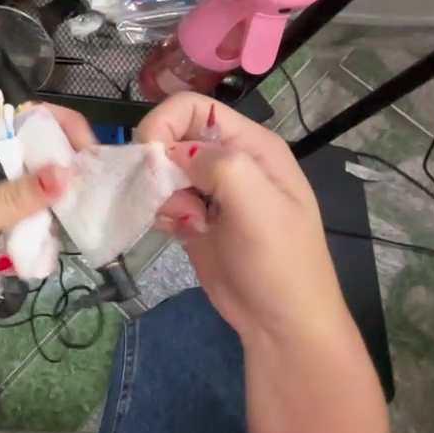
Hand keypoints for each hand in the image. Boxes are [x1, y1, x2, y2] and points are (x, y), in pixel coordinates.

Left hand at [0, 104, 95, 313]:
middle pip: (40, 161)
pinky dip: (42, 235)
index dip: (60, 128)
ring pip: (39, 197)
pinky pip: (30, 227)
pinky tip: (51, 246)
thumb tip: (67, 172)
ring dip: (55, 210)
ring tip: (77, 222)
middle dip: (65, 174)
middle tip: (92, 193)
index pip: (27, 123)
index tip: (89, 151)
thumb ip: (17, 196)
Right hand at [135, 93, 347, 345]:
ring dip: (157, 191)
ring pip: (160, 169)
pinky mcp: (193, 217)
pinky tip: (177, 231)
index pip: (194, 108)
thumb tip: (174, 153)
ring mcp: (210, 191)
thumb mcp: (259, 208)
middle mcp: (229, 161)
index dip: (166, 124)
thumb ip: (220, 166)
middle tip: (169, 197)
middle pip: (171, 136)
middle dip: (158, 162)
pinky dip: (158, 211)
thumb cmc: (280, 264)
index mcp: (252, 147)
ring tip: (182, 220)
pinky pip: (160, 198)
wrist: (280, 325)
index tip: (153, 157)